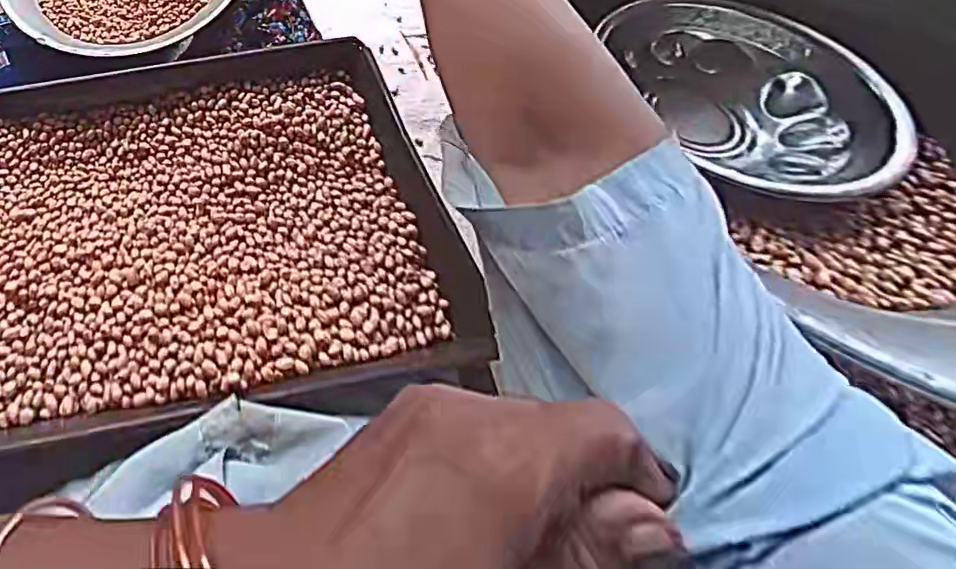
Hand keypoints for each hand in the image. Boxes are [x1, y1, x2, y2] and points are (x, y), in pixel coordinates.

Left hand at [213, 384, 682, 568]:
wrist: (302, 567)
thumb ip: (591, 551)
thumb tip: (654, 523)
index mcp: (503, 450)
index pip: (607, 427)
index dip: (639, 480)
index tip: (642, 536)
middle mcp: (461, 406)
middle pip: (559, 423)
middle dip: (585, 478)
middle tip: (580, 548)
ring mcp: (421, 403)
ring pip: (514, 421)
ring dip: (536, 467)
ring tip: (524, 535)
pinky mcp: (396, 412)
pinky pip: (468, 422)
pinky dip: (491, 456)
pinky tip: (476, 510)